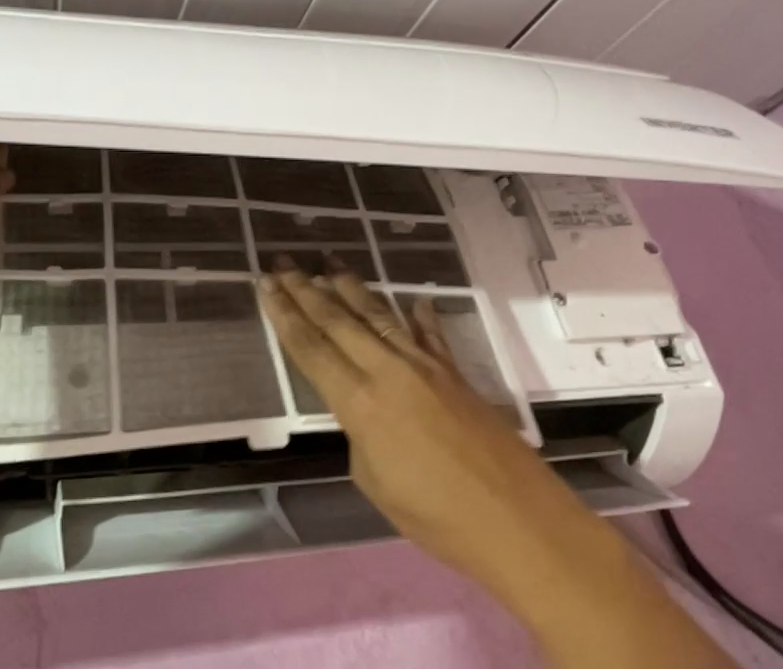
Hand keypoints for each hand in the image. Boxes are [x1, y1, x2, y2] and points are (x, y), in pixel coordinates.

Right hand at [257, 257, 557, 594]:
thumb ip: (360, 437)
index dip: (284, 316)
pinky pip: (430, 335)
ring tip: (330, 264)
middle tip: (282, 262)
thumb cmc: (435, 516)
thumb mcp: (374, 483)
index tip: (265, 285)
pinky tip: (414, 299)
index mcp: (360, 402)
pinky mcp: (455, 373)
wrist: (516, 519)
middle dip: (307, 290)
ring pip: (379, 316)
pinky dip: (419, 316)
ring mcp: (426, 367)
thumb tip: (365, 414)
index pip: (311, 349)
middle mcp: (388, 371)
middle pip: (339, 321)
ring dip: (352, 289)